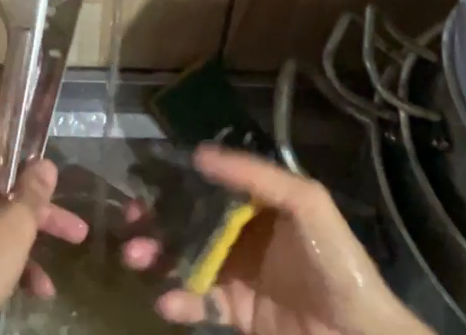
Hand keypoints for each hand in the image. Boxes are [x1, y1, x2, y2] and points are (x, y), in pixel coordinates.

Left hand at [0, 85, 88, 334]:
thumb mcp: (15, 227)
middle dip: (37, 178)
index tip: (19, 78)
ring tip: (75, 236)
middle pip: (1, 162)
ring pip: (1, 202)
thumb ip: (33, 192)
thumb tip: (43, 163)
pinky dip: (14, 253)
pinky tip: (40, 286)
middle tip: (65, 176)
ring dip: (35, 221)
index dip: (1, 92)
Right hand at [122, 145, 428, 334]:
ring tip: (138, 258)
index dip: (174, 183)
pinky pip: (198, 303)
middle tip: (129, 222)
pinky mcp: (236, 313)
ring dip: (157, 256)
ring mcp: (237, 275)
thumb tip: (200, 153)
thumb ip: (256, 175)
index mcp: (258, 205)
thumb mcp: (306, 204)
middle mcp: (242, 235)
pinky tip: (167, 301)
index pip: (207, 187)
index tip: (143, 180)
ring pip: (184, 258)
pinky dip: (177, 300)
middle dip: (155, 220)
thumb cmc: (335, 262)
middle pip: (188, 221)